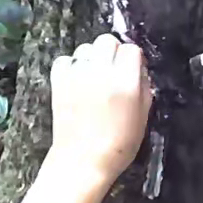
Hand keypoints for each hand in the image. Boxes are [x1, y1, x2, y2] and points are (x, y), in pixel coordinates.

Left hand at [45, 33, 150, 193]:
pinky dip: (71, 66)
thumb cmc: (119, 145)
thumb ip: (144, 88)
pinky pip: (65, 59)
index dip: (133, 60)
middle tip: (113, 71)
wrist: (83, 161)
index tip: (132, 71)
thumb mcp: (143, 117)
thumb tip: (139, 71)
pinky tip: (76, 80)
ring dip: (92, 58)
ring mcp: (77, 75)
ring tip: (94, 77)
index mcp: (126, 82)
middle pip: (107, 41)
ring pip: (86, 48)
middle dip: (113, 52)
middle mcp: (101, 72)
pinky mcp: (59, 81)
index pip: (132, 49)